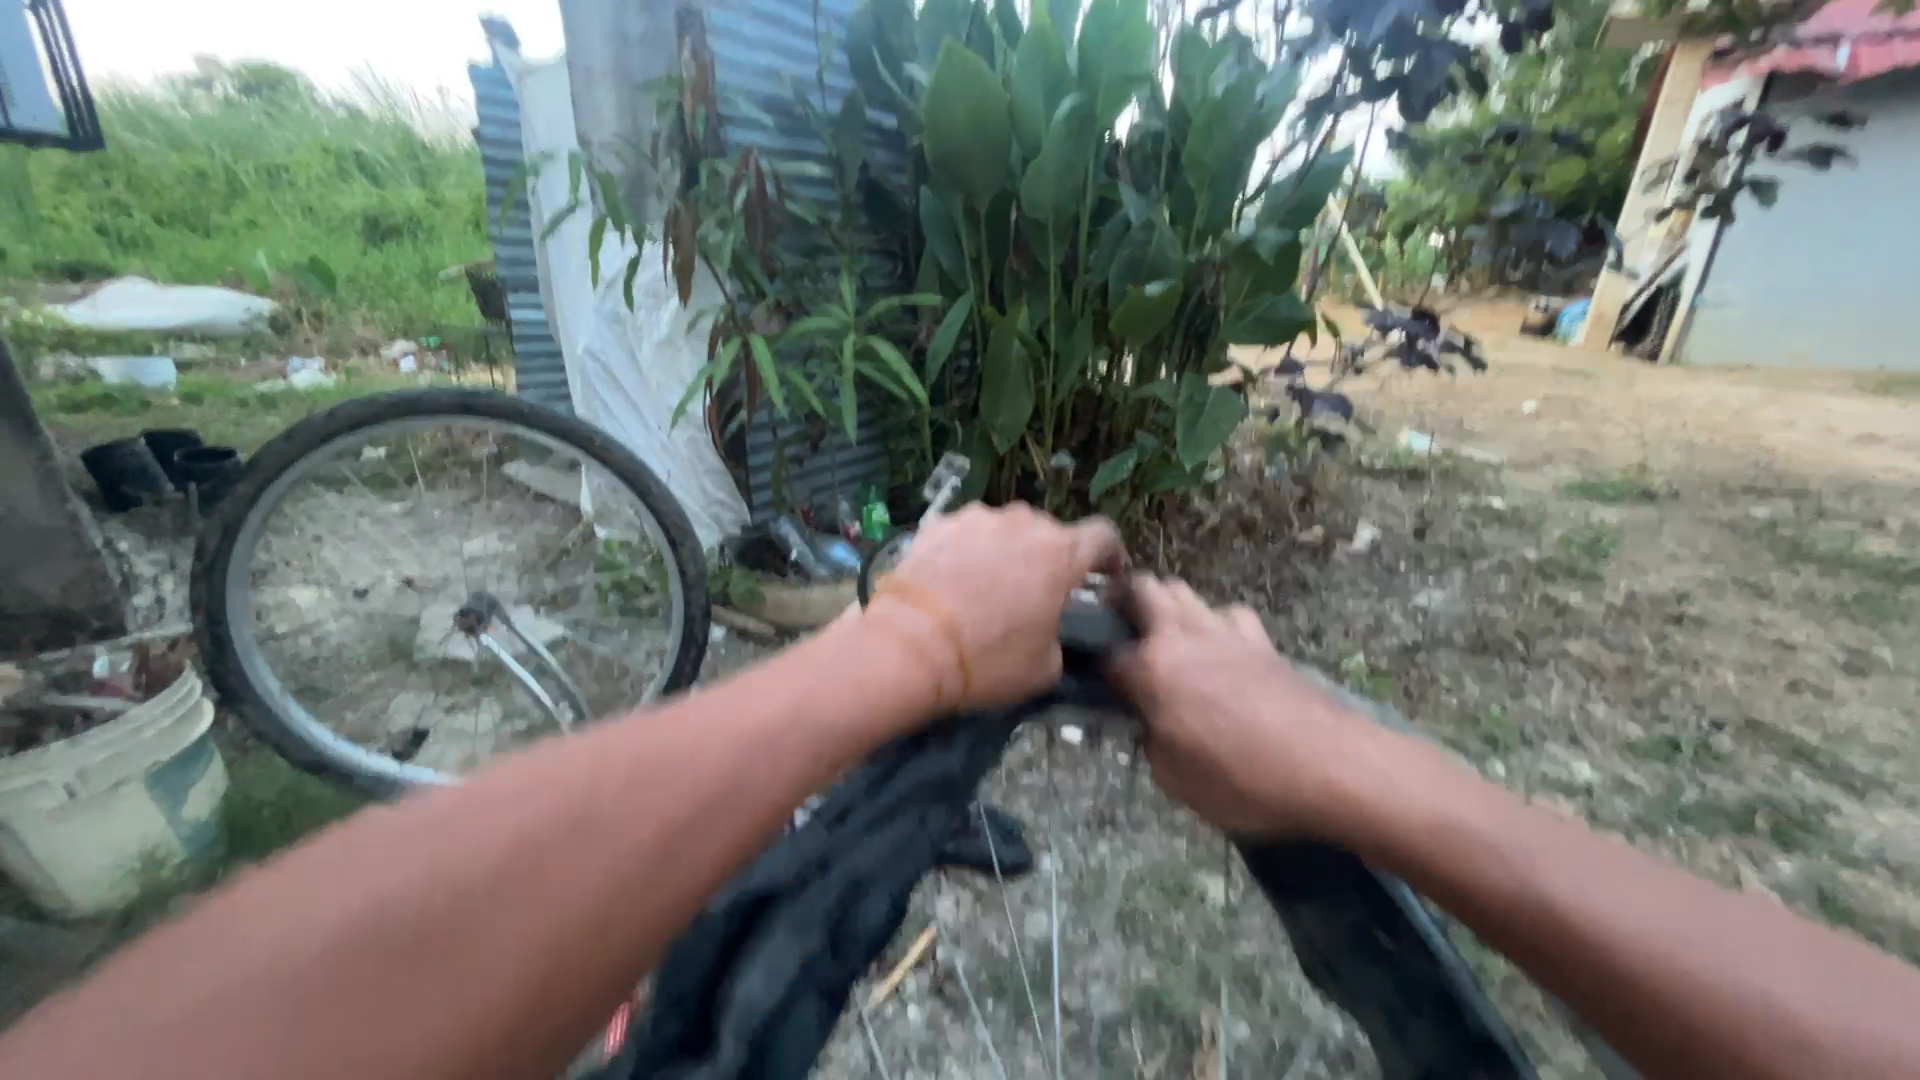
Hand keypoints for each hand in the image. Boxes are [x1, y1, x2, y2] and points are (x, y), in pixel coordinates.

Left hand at [864, 502, 1123, 709]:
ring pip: (1006, 530)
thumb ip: (1061, 638)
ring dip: (1008, 551)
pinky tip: (955, 580)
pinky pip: (967, 533)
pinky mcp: (938, 524)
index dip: (1110, 556)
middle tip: (1039, 593)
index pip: (1103, 536)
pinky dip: (969, 551)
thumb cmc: (987, 659)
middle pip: (1050, 533)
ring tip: (991, 586)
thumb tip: (1051, 631)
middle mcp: (1023, 523)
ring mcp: (977, 518)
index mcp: (1060, 553)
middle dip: (1051, 559)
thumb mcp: (1045, 667)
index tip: (1106, 578)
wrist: (909, 647)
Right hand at [1108, 576, 1379, 837]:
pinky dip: (1217, 625)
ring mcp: (1225, 632)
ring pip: (1184, 592)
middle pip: (1142, 589)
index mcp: (1152, 668)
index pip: (1107, 656)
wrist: (1332, 767)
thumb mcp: (1174, 780)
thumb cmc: (1243, 780)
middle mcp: (1182, 636)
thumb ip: (1149, 743)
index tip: (1096, 685)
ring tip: (1167, 640)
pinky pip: (1229, 615)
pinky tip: (1222, 651)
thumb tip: (1149, 725)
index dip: (1095, 670)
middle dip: (1123, 602)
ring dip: (1167, 607)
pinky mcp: (1262, 641)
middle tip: (1120, 633)